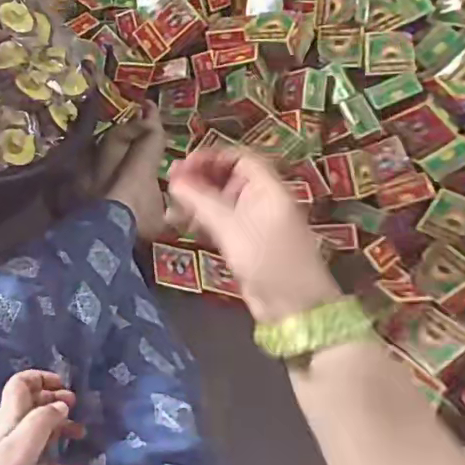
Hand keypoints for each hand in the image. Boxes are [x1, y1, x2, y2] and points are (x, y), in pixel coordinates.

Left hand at [0, 371, 88, 464]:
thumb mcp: (20, 447)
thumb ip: (41, 422)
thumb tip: (61, 405)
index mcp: (9, 417)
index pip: (21, 384)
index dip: (41, 378)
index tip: (64, 385)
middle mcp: (10, 430)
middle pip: (33, 406)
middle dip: (55, 403)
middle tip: (77, 409)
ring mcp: (13, 454)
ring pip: (40, 434)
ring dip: (60, 430)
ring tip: (82, 435)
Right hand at [167, 148, 342, 323]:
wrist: (293, 306)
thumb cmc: (268, 261)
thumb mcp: (231, 227)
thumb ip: (201, 201)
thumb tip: (175, 180)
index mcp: (268, 189)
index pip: (238, 158)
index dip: (210, 157)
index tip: (183, 164)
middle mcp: (261, 200)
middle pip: (227, 178)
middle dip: (199, 179)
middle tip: (171, 184)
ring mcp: (253, 222)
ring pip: (220, 201)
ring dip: (196, 201)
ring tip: (171, 208)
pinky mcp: (245, 242)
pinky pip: (220, 222)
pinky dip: (201, 220)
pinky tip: (181, 225)